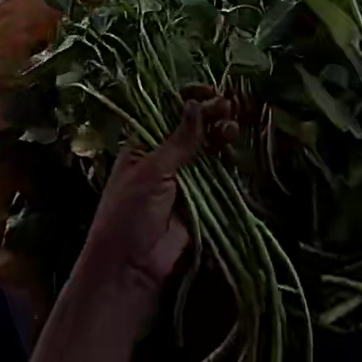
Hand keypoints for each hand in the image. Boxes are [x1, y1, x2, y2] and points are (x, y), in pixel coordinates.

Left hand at [29, 97, 234, 361]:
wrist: (131, 269)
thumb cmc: (129, 213)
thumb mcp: (151, 171)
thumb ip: (179, 140)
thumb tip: (195, 104)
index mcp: (144, 142)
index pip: (169, 110)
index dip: (189, 99)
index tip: (208, 92)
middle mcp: (165, 154)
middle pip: (192, 125)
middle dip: (210, 114)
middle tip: (227, 107)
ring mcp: (184, 175)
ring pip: (207, 145)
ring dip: (220, 132)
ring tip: (231, 128)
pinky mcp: (202, 196)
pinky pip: (217, 170)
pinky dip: (226, 157)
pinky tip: (232, 147)